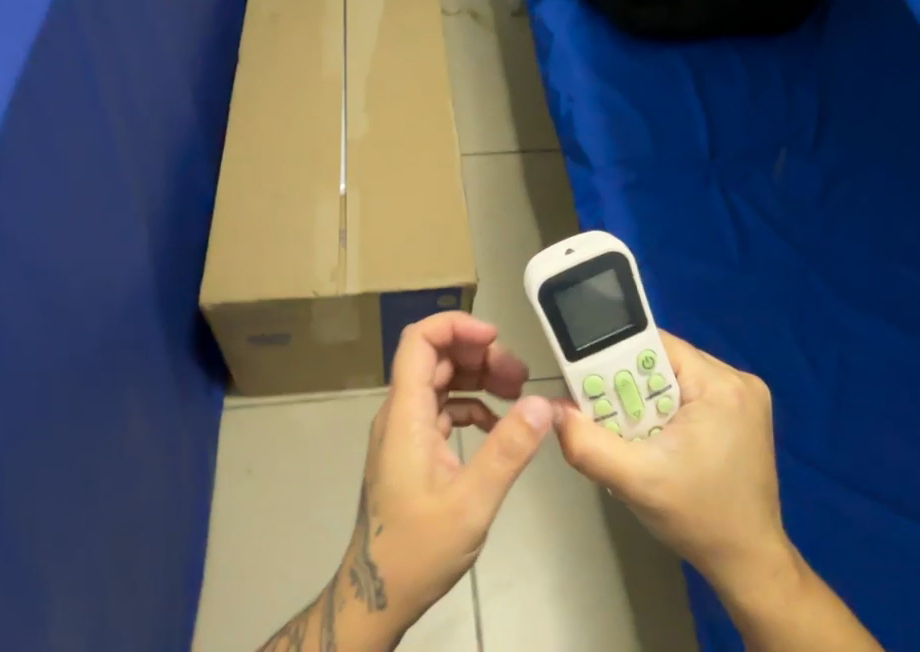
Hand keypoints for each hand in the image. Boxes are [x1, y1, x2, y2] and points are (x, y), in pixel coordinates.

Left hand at [260, 312, 554, 650]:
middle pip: (436, 358)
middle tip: (522, 377)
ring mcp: (405, 432)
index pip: (419, 342)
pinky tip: (499, 427)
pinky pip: (442, 410)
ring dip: (478, 380)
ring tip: (519, 395)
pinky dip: (472, 407)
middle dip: (480, 356)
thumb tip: (542, 404)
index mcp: (405, 414)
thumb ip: (507, 450)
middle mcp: (400, 414)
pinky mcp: (413, 451)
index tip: (496, 338)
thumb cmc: (418, 549)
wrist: (377, 593)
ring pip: (440, 382)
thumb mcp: (472, 502)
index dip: (456, 326)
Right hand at [552, 330, 794, 589]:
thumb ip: (587, 444)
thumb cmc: (698, 518)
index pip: (654, 346)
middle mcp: (738, 381)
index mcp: (721, 385)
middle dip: (631, 387)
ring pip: (675, 379)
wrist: (747, 562)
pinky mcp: (743, 416)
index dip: (617, 360)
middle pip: (663, 362)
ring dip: (647, 401)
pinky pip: (690, 395)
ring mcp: (745, 398)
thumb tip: (552, 411)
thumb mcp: (634, 482)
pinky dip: (667, 412)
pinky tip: (657, 440)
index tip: (592, 385)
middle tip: (608, 415)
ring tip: (632, 432)